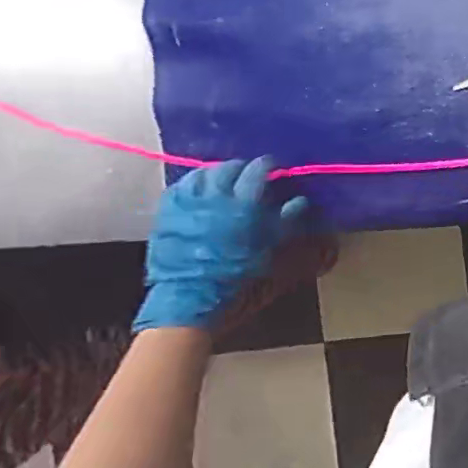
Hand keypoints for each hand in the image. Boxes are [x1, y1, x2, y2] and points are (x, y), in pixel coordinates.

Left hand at [137, 158, 309, 332]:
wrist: (191, 301)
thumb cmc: (238, 279)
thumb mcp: (271, 252)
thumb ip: (286, 222)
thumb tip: (300, 201)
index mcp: (245, 204)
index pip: (258, 170)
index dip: (268, 165)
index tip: (274, 169)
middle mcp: (216, 196)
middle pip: (230, 167)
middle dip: (242, 167)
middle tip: (249, 175)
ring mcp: (189, 202)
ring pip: (204, 173)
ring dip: (216, 172)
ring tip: (223, 180)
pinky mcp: (168, 211)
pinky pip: (181, 185)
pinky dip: (193, 182)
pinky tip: (199, 189)